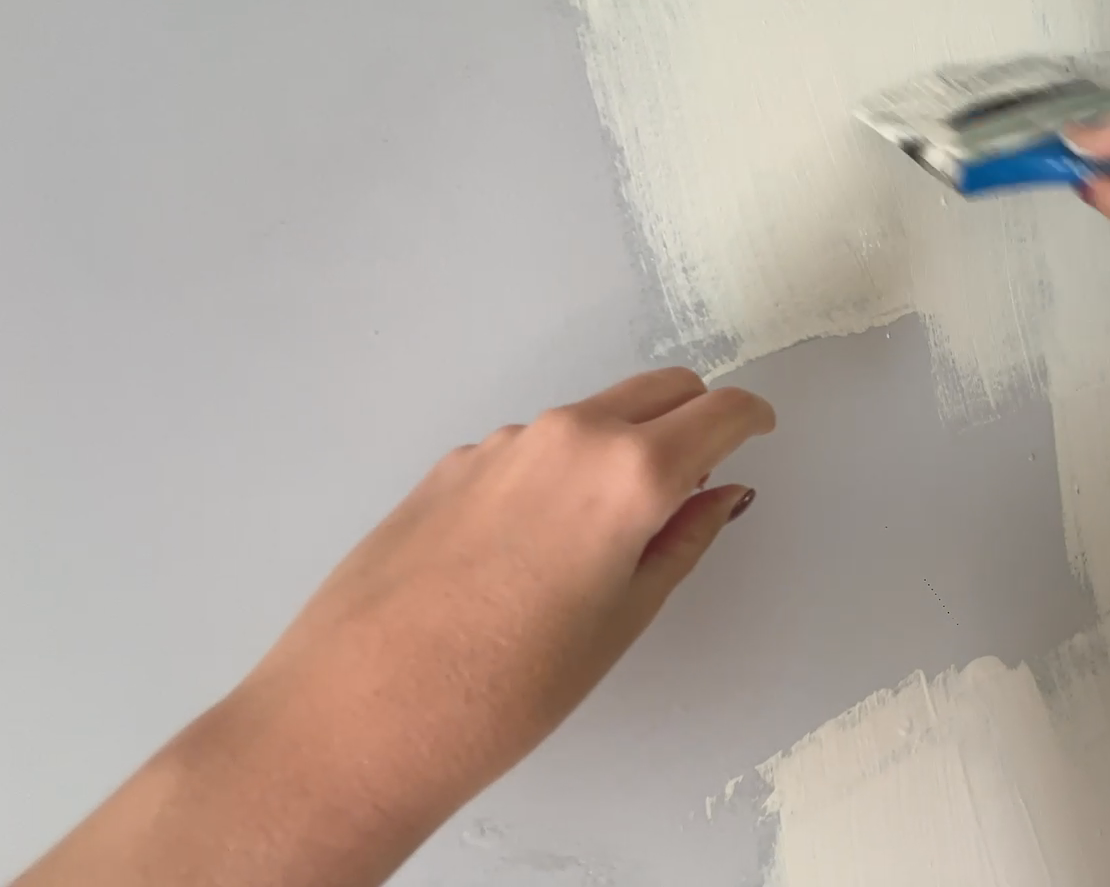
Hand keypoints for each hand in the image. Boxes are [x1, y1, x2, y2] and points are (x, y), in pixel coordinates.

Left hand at [17, 368, 775, 886]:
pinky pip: (542, 442)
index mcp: (632, 470)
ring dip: (631, 441)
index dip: (753, 416)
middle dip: (698, 416)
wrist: (349, 722)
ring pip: (602, 411)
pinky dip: (570, 463)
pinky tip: (535, 539)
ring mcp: (507, 440)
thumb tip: (724, 493)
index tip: (761, 430)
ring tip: (606, 525)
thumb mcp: (629, 613)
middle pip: (666, 386)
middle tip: (694, 481)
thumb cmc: (516, 684)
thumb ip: (688, 535)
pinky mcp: (456, 459)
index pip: (721, 409)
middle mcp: (573, 434)